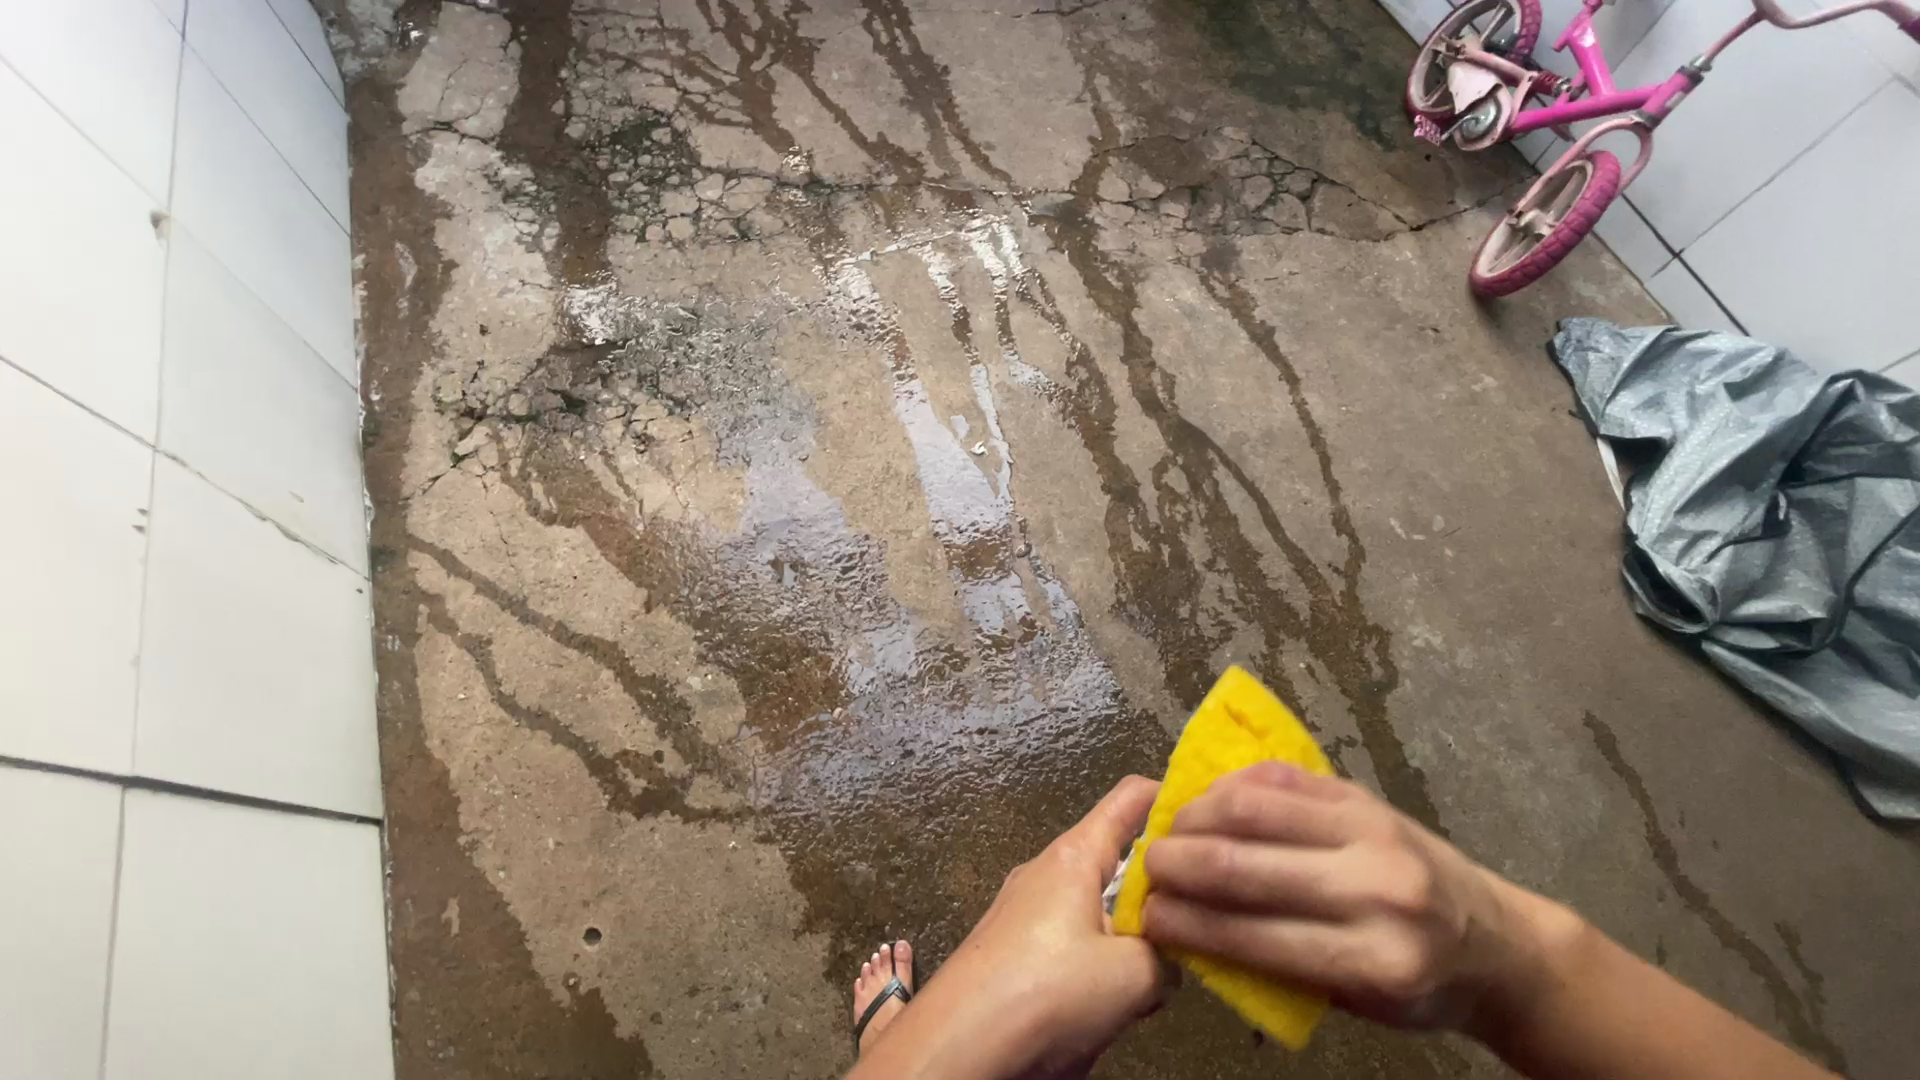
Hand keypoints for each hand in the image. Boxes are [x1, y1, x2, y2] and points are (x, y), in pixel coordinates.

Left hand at [851, 776, 1170, 1079]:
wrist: (961, 1040)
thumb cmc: (1047, 990)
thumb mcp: (1132, 977)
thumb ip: (1166, 956)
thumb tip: (1168, 955)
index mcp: (1074, 855)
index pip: (1128, 799)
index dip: (1168, 797)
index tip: (1205, 812)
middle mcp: (1045, 869)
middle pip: (1114, 861)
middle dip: (1151, 893)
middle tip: (1186, 923)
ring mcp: (1023, 906)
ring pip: (1093, 908)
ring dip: (1123, 939)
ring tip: (1141, 982)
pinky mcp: (1010, 944)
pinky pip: (1068, 940)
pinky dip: (1093, 963)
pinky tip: (1098, 1006)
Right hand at [1139, 762, 1562, 1032]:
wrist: (1496, 941)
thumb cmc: (1417, 983)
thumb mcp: (1354, 1001)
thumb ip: (1276, 963)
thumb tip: (1189, 923)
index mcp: (1374, 961)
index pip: (1254, 937)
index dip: (1188, 925)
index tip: (1148, 918)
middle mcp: (1374, 890)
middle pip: (1244, 864)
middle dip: (1176, 864)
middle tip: (1145, 868)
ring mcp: (1370, 830)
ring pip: (1253, 807)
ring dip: (1194, 816)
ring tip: (1168, 829)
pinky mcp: (1362, 794)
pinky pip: (1278, 776)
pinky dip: (1228, 787)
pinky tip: (1207, 802)